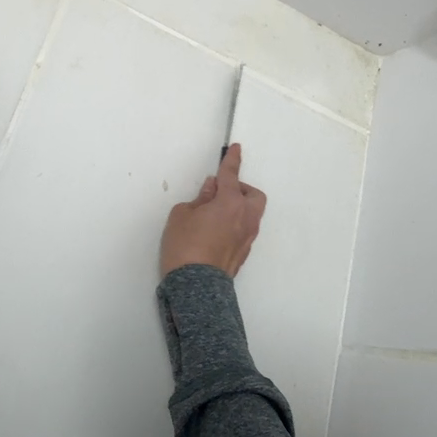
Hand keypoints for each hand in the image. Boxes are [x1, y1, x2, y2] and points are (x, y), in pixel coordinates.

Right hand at [160, 143, 266, 277]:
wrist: (195, 288)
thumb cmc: (185, 245)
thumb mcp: (182, 214)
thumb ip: (199, 198)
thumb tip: (212, 189)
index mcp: (230, 203)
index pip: (231, 175)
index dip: (232, 159)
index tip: (236, 148)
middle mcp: (245, 218)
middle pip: (253, 195)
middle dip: (240, 189)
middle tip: (220, 192)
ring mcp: (247, 237)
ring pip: (251, 214)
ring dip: (238, 207)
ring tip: (215, 213)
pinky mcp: (243, 253)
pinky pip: (244, 229)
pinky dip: (235, 223)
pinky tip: (216, 230)